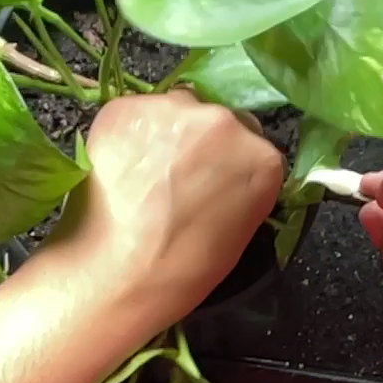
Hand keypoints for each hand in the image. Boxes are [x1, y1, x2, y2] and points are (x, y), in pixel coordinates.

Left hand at [50, 91, 283, 326]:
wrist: (121, 274)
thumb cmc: (184, 270)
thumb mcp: (237, 236)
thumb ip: (241, 191)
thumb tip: (223, 177)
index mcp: (261, 160)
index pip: (253, 148)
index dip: (230, 167)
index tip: (215, 186)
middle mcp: (224, 122)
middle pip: (216, 122)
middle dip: (201, 147)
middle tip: (178, 183)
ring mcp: (173, 109)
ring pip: (175, 113)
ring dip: (166, 136)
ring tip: (146, 178)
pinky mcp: (127, 108)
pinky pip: (134, 117)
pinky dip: (129, 138)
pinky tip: (121, 172)